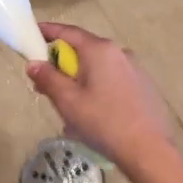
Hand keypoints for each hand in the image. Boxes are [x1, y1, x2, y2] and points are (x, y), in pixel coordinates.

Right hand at [25, 22, 177, 169]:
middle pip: (83, 49)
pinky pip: (112, 77)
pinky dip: (97, 85)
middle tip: (44, 83)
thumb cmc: (103, 122)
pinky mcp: (143, 85)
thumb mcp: (68, 101)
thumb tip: (33, 63)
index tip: (32, 34)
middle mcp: (119, 52)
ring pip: (98, 66)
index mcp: (99, 50)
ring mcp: (134, 68)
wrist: (149, 151)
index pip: (68, 32)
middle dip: (62, 63)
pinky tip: (94, 111)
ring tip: (69, 104)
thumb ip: (48, 78)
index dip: (48, 31)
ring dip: (79, 77)